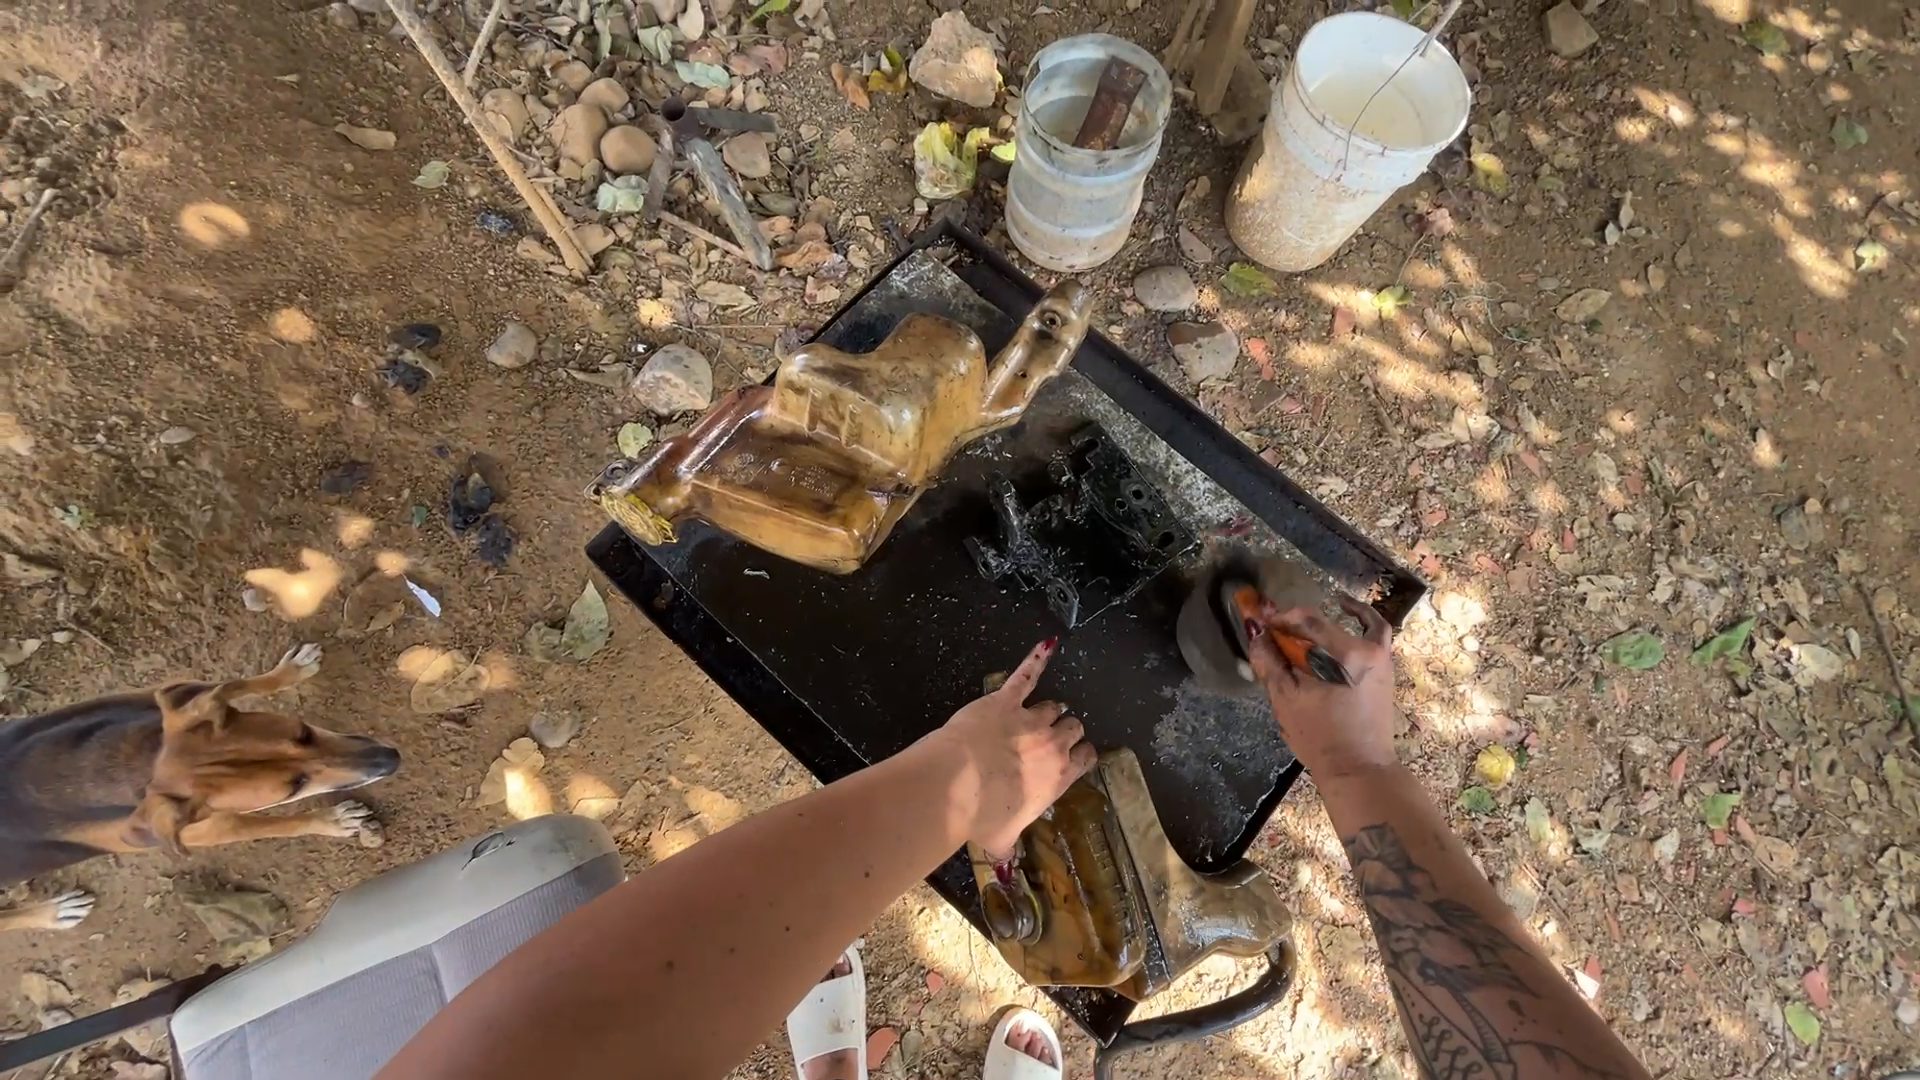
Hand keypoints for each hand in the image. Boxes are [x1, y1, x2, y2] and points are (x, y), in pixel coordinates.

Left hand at [924, 639, 1096, 859]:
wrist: (958, 783)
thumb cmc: (982, 815)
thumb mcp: (1001, 838)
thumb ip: (1009, 844)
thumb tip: (1006, 860)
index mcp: (1058, 778)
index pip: (1085, 758)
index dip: (1080, 754)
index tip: (1075, 755)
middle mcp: (1052, 746)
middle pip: (1072, 728)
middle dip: (1064, 730)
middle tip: (1050, 737)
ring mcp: (1030, 720)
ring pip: (1052, 706)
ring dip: (1048, 709)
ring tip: (1039, 711)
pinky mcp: (1006, 700)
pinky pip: (1025, 676)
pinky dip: (1036, 660)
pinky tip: (1046, 646)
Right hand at [1245, 596, 1398, 781]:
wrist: (1358, 766)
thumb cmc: (1318, 734)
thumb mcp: (1284, 697)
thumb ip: (1269, 659)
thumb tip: (1255, 630)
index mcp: (1340, 654)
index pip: (1304, 621)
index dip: (1278, 618)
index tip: (1258, 621)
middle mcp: (1364, 648)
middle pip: (1321, 623)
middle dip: (1292, 625)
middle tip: (1271, 632)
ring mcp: (1379, 657)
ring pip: (1344, 626)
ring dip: (1319, 622)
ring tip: (1298, 624)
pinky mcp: (1384, 668)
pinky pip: (1376, 632)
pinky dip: (1362, 618)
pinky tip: (1345, 609)